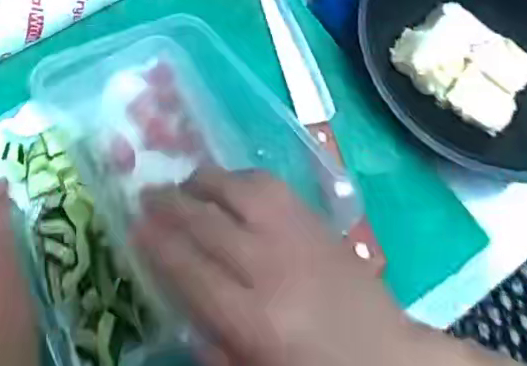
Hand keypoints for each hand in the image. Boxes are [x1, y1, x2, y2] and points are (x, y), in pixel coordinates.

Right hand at [133, 168, 493, 365]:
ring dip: (197, 183)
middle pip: (203, 221)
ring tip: (181, 187)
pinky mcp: (311, 215)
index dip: (156, 243)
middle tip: (144, 197)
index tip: (133, 227)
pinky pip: (262, 182)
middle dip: (167, 204)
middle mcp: (268, 266)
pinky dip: (233, 178)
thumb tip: (181, 314)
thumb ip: (217, 351)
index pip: (189, 268)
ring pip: (230, 188)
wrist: (393, 362)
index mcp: (255, 320)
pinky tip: (222, 186)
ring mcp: (292, 233)